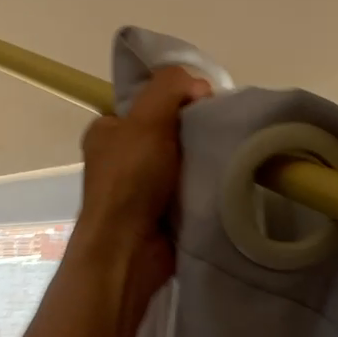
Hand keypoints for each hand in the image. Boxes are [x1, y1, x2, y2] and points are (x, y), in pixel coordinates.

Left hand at [72, 66, 213, 307]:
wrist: (129, 250)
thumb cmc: (130, 181)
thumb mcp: (146, 119)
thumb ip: (170, 88)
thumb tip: (200, 86)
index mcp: (108, 131)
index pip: (148, 103)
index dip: (178, 98)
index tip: (207, 105)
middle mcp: (120, 158)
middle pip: (169, 133)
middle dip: (196, 132)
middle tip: (223, 134)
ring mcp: (140, 189)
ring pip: (183, 163)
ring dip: (205, 162)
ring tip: (230, 158)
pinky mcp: (161, 215)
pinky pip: (190, 192)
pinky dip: (205, 189)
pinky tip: (224, 184)